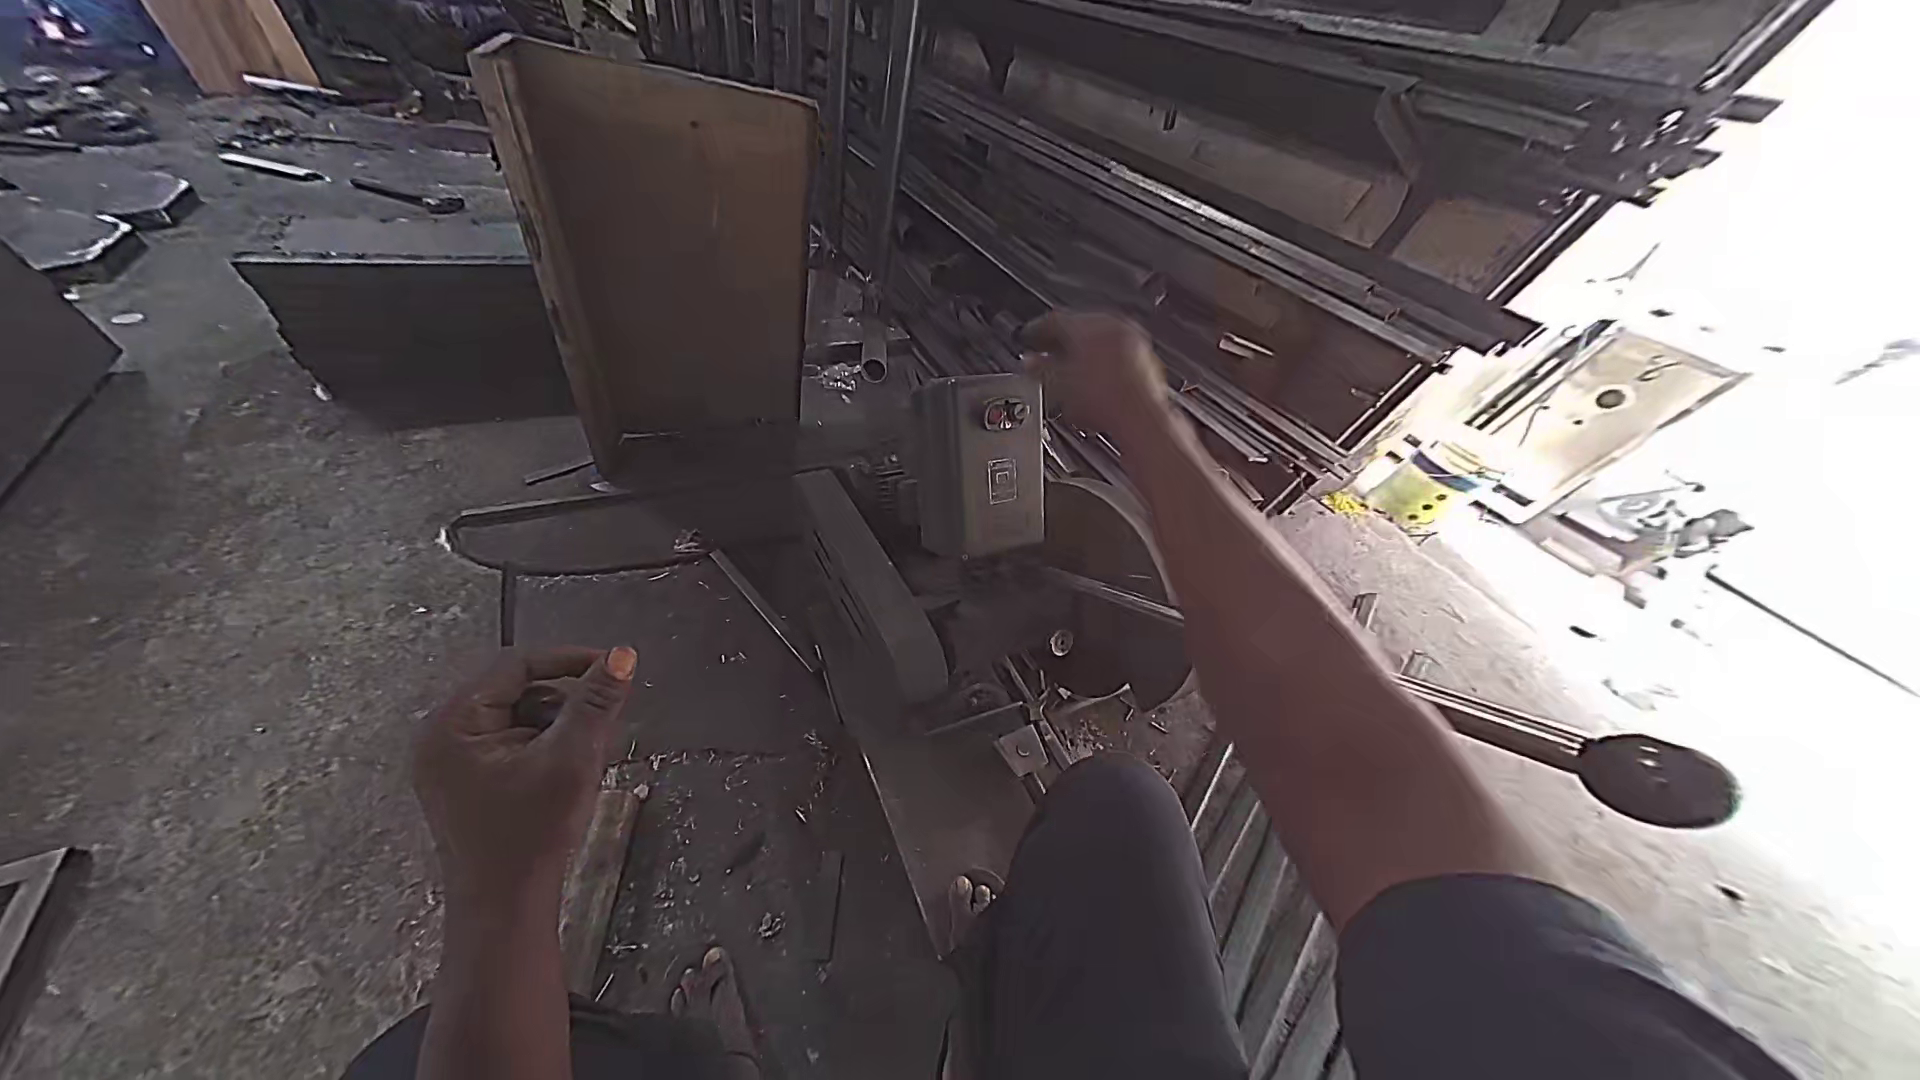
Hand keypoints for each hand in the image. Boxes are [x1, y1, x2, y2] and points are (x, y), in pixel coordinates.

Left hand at [412, 646, 636, 903]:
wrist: (508, 906)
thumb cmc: (532, 833)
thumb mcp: (573, 757)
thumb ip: (597, 701)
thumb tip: (622, 655)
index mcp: (453, 725)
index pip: (517, 665)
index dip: (571, 660)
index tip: (615, 668)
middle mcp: (446, 736)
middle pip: (521, 688)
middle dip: (570, 699)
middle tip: (606, 718)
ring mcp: (458, 759)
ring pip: (526, 713)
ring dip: (565, 722)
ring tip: (588, 752)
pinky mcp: (474, 777)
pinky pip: (521, 738)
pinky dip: (553, 742)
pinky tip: (572, 766)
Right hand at [1021, 311, 1170, 435]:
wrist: (1139, 419)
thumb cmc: (1103, 402)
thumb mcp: (1057, 387)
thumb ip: (1040, 370)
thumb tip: (1030, 363)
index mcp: (1086, 325)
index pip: (1052, 321)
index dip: (1035, 331)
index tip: (1027, 340)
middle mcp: (1111, 326)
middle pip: (1077, 327)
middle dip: (1059, 343)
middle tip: (1044, 355)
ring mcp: (1131, 339)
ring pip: (1097, 339)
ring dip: (1080, 353)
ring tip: (1067, 372)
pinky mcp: (1144, 357)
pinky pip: (1115, 353)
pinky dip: (1099, 363)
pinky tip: (1091, 382)